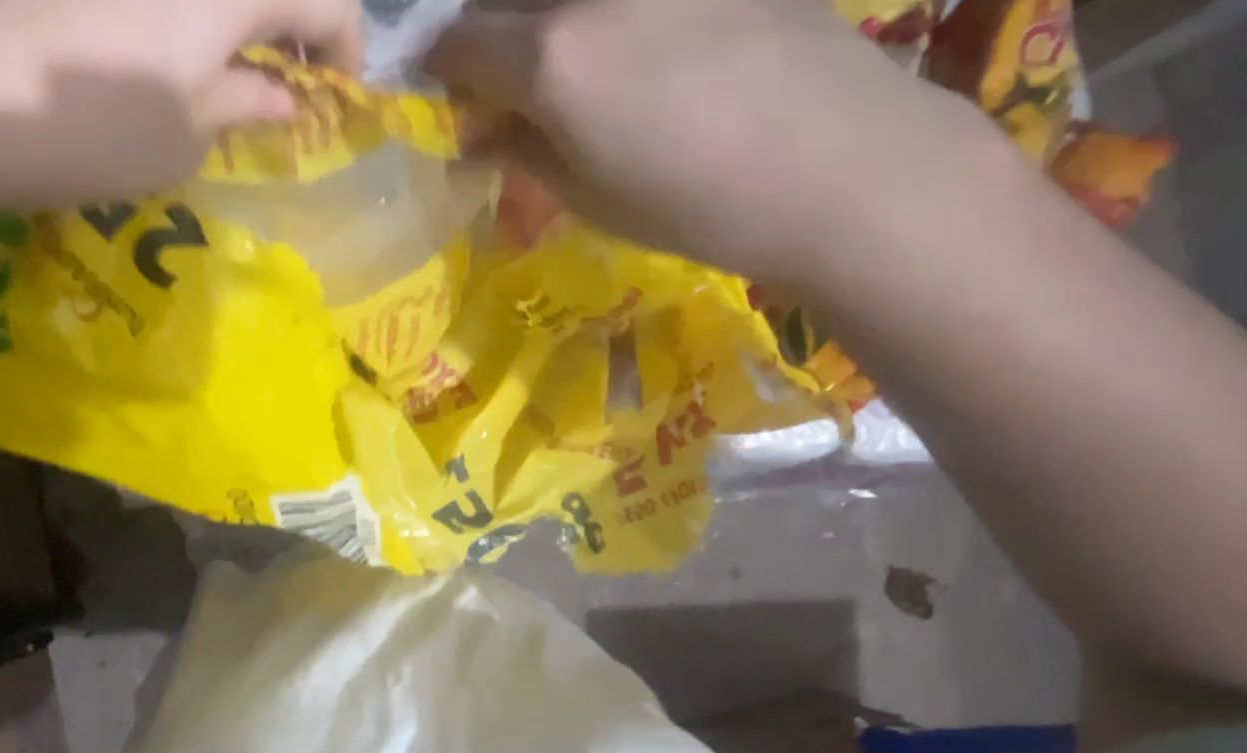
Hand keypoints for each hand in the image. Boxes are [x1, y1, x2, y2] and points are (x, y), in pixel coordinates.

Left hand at [0, 0, 364, 209]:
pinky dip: (165, 24)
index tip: (336, 98)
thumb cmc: (85, 127)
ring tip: (208, 73)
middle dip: (284, 28)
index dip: (344, 51)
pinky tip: (142, 53)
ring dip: (222, 27)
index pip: (325, 0)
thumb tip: (281, 92)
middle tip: (276, 83)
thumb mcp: (182, 138)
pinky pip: (148, 2)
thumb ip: (243, 103)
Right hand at [426, 0, 1010, 287]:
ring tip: (573, 64)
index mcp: (550, 55)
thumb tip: (476, 132)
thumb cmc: (696, 205)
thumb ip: (519, 150)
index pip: (456, 41)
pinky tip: (638, 47)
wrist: (840, 165)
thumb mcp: (586, 196)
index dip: (440, 71)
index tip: (453, 99)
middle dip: (488, 34)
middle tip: (506, 80)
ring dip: (545, 22)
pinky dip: (608, 17)